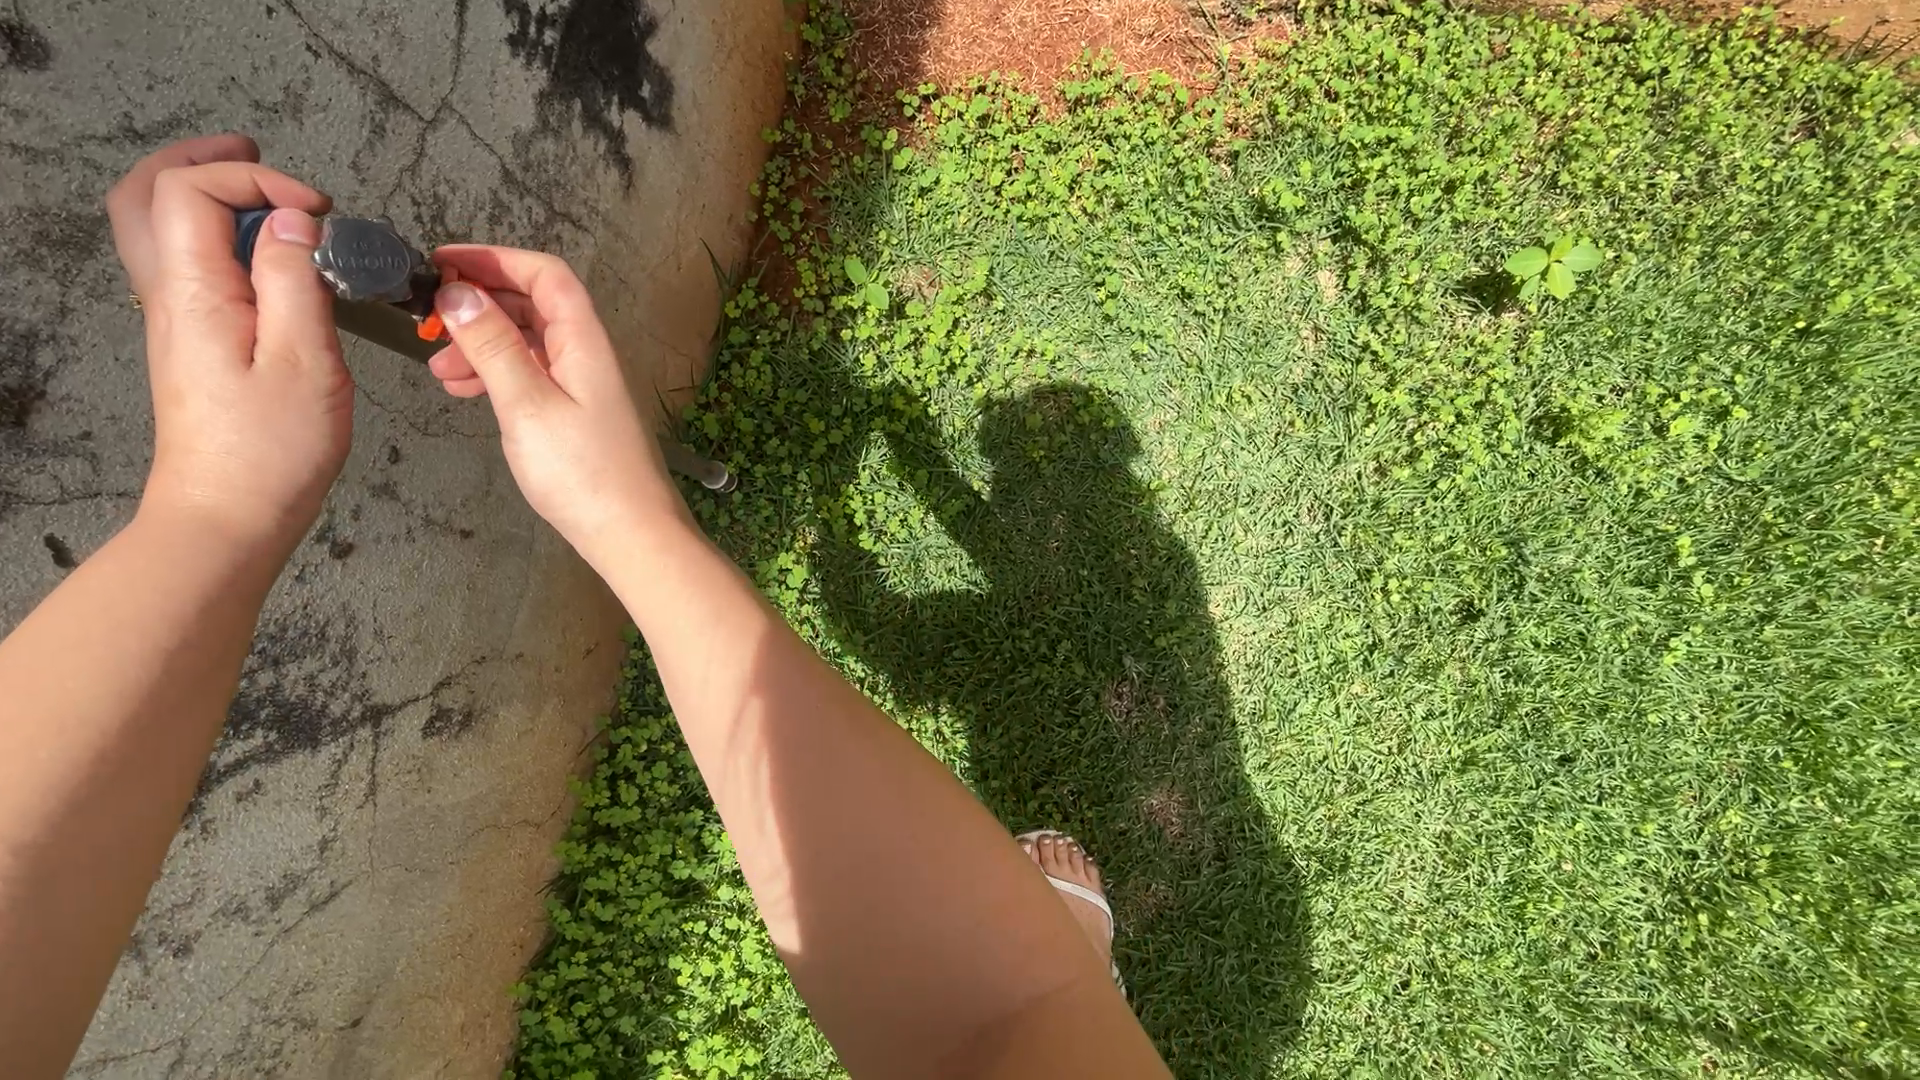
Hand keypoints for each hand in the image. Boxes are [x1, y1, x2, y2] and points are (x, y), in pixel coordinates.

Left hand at [107, 135, 352, 551]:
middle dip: (200, 163)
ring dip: (202, 196)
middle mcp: (170, 296)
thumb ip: (296, 283)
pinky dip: (217, 238)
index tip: (321, 212)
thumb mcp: (305, 360)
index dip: (253, 180)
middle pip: (146, 198)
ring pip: (158, 230)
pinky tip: (267, 258)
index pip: (190, 193)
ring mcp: (177, 321)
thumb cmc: (276, 442)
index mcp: (194, 291)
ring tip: (265, 198)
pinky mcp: (197, 345)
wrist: (232, 509)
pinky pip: (188, 267)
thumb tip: (293, 223)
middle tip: (260, 158)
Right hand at [425, 246, 686, 564]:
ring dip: (482, 346)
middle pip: (534, 307)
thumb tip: (460, 291)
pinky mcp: (579, 415)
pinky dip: (499, 376)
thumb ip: (494, 346)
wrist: (630, 533)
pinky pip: (534, 377)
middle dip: (480, 307)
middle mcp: (590, 356)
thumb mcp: (528, 404)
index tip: (439, 264)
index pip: (547, 275)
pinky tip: (466, 392)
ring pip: (529, 344)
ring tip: (440, 370)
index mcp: (586, 343)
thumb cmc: (583, 472)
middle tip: (428, 324)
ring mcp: (586, 386)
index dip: (495, 259)